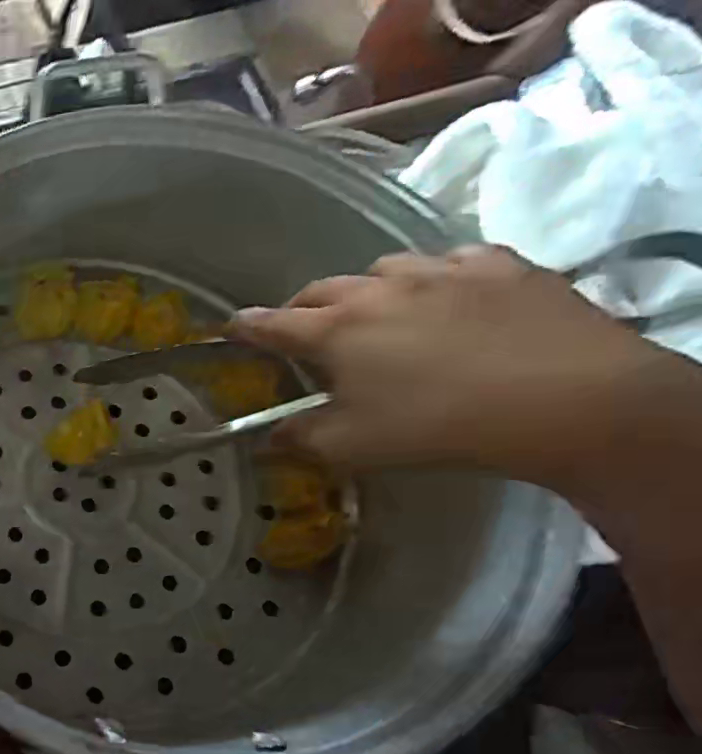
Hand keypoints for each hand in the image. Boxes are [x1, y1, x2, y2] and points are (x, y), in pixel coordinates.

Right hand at [230, 245, 687, 490]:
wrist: (572, 402)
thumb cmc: (438, 425)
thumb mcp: (349, 445)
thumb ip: (298, 437)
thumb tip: (269, 437)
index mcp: (335, 331)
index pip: (270, 323)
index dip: (244, 327)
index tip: (229, 328)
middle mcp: (381, 290)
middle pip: (322, 289)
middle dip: (302, 308)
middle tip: (304, 332)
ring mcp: (446, 272)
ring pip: (385, 268)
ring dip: (368, 289)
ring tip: (379, 312)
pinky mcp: (506, 268)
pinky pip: (454, 260)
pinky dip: (436, 276)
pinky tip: (446, 298)